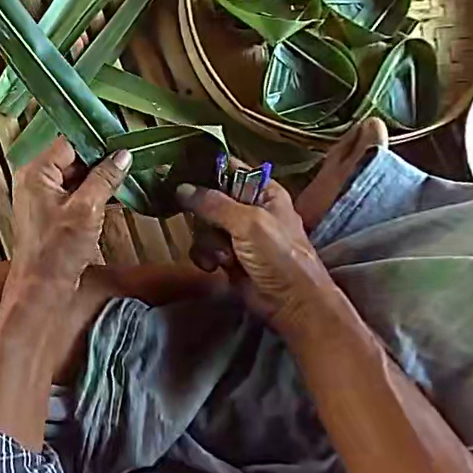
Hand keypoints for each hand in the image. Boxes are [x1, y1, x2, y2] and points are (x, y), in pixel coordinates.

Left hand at [9, 138, 131, 289]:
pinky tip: (114, 199)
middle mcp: (35, 180)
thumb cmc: (57, 252)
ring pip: (76, 176)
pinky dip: (93, 195)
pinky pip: (74, 194)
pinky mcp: (51, 213)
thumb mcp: (87, 210)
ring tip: (125, 180)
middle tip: (128, 162)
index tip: (122, 143)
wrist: (42, 290)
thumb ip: (105, 178)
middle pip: (73, 158)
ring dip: (99, 180)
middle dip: (100, 162)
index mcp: (36, 172)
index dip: (96, 142)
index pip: (69, 142)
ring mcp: (42, 197)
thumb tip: (123, 155)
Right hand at [178, 179, 337, 327]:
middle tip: (206, 224)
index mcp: (263, 191)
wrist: (291, 304)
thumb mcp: (248, 222)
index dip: (206, 169)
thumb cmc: (279, 256)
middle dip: (204, 216)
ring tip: (223, 256)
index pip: (229, 169)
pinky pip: (203, 248)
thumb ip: (213, 203)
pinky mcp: (228, 257)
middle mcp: (249, 209)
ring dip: (208, 242)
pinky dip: (206, 257)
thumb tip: (181, 188)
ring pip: (203, 226)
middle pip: (209, 199)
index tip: (181, 172)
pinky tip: (216, 267)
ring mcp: (238, 234)